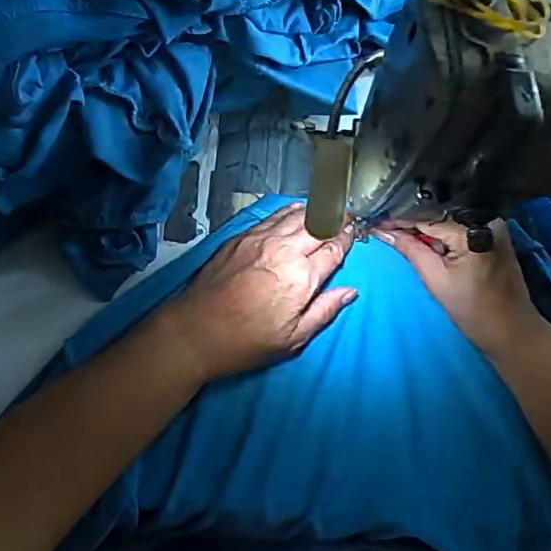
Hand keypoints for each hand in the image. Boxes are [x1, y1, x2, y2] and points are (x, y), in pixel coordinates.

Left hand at [146, 202, 357, 381]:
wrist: (196, 329)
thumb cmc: (246, 341)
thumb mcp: (293, 338)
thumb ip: (324, 311)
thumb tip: (349, 291)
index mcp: (301, 278)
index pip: (333, 250)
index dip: (347, 239)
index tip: (355, 232)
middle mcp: (284, 250)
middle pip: (318, 226)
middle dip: (335, 220)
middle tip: (346, 216)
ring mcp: (260, 239)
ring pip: (295, 216)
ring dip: (314, 211)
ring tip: (326, 209)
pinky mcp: (241, 237)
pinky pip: (272, 217)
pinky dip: (289, 212)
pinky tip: (295, 212)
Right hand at [374, 218, 550, 358]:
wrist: (513, 330)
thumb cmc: (474, 311)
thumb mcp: (436, 279)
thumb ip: (410, 250)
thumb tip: (383, 232)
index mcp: (473, 231)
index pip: (427, 217)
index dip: (398, 219)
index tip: (374, 221)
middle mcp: (486, 220)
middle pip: (438, 214)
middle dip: (409, 220)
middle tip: (381, 225)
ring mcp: (493, 225)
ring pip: (448, 219)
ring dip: (422, 225)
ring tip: (395, 229)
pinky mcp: (494, 234)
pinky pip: (460, 226)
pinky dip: (440, 231)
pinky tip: (420, 236)